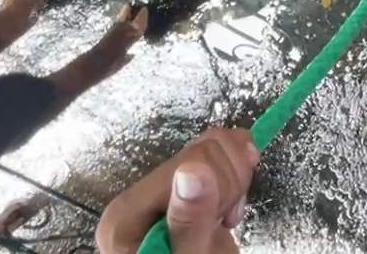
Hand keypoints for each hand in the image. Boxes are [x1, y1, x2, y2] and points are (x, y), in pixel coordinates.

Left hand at [96, 128, 258, 253]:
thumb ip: (189, 223)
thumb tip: (192, 170)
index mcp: (127, 214)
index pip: (189, 163)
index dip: (218, 187)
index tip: (222, 223)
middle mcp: (140, 193)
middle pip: (206, 148)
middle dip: (229, 184)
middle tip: (222, 224)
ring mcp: (163, 186)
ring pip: (218, 142)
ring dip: (237, 178)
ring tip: (224, 217)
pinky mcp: (186, 181)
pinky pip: (223, 146)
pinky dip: (239, 166)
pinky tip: (230, 201)